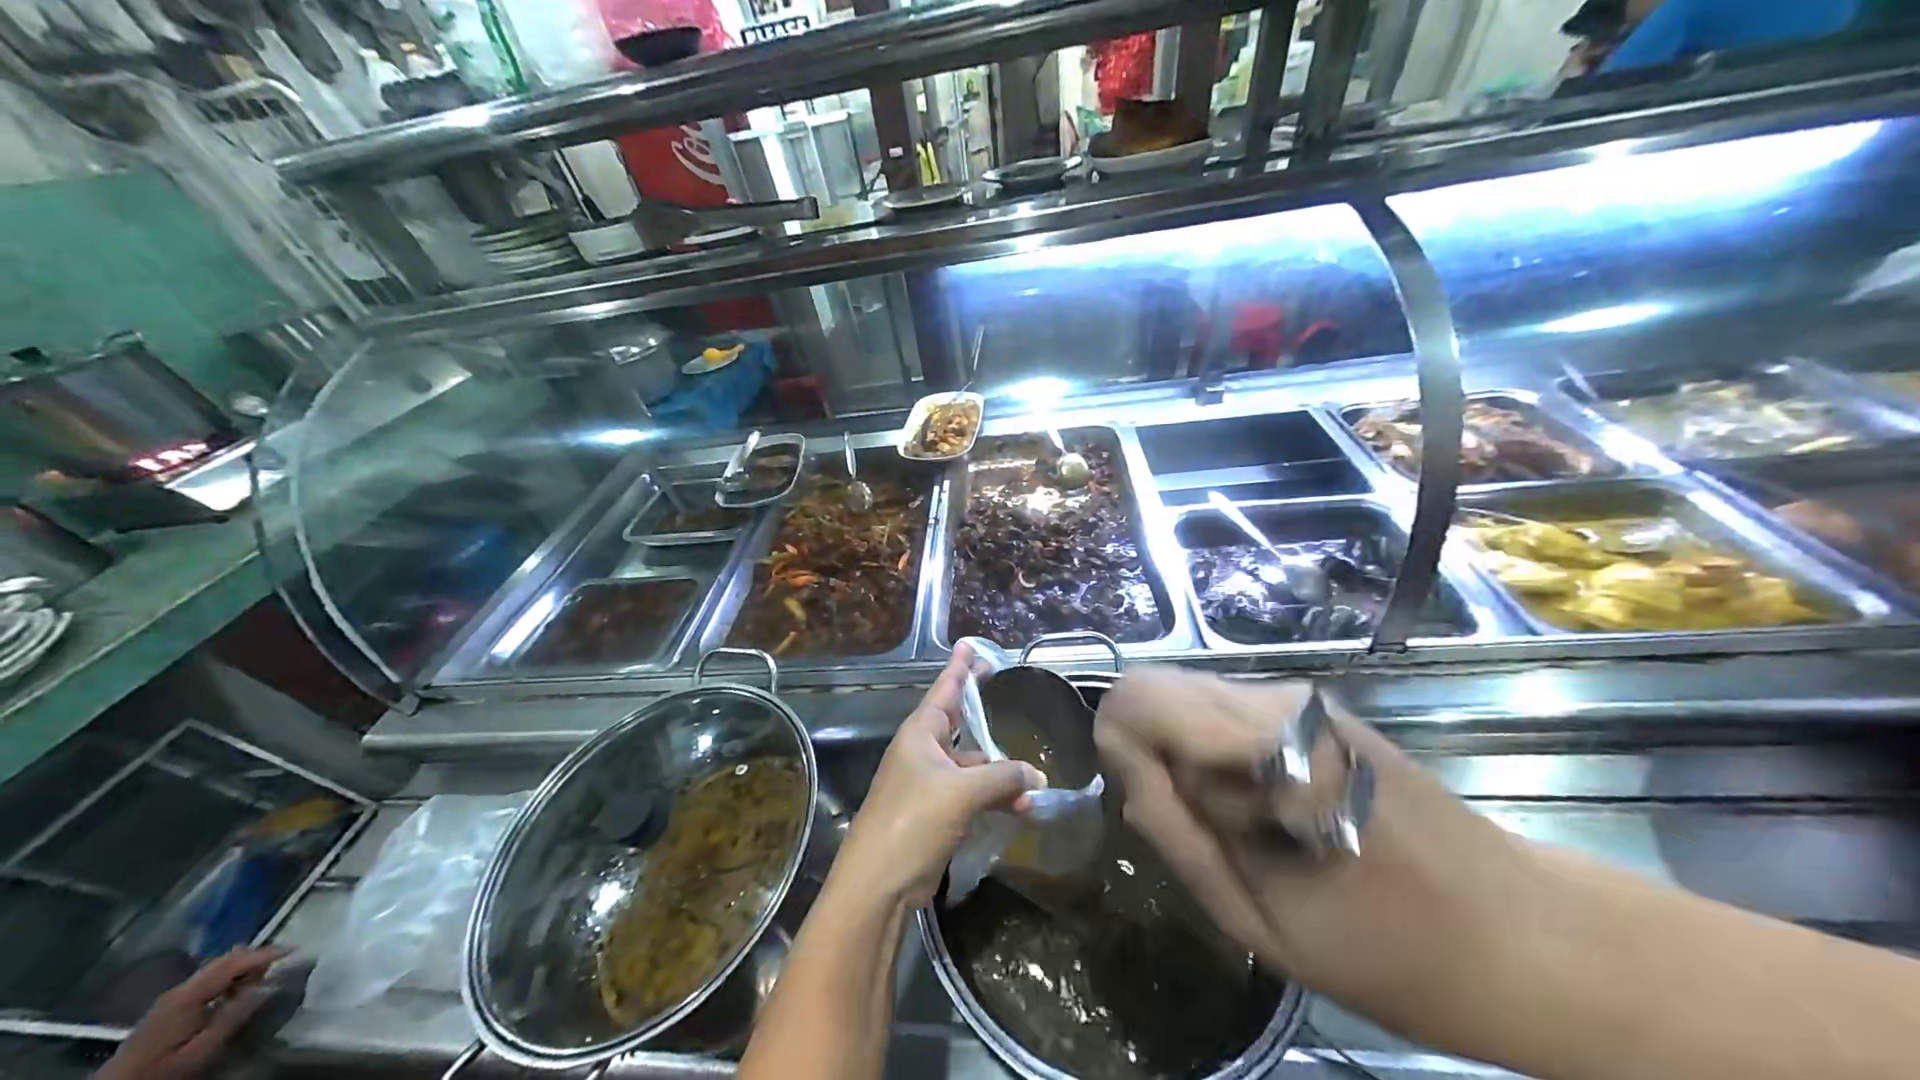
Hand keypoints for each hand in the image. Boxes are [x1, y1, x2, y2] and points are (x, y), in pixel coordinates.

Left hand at [97, 947, 287, 1079]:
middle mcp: (180, 989)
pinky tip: (239, 990)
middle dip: (257, 956)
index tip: (296, 951)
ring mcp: (173, 997)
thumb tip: (268, 985)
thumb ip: (234, 1015)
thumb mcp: (202, 1049)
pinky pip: (209, 980)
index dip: (267, 954)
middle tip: (285, 962)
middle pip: (225, 959)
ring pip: (218, 968)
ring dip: (245, 966)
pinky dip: (231, 977)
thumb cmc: (162, 1072)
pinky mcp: (170, 1006)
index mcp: (188, 995)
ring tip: (267, 975)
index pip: (234, 962)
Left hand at [833, 645, 1045, 907]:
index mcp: (919, 735)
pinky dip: (993, 799)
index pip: (944, 690)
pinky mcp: (933, 815)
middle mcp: (921, 754)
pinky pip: (970, 795)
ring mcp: (926, 785)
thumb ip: (1003, 777)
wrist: (878, 884)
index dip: (959, 667)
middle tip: (1008, 690)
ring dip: (1000, 773)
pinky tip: (1019, 809)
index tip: (970, 644)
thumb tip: (1037, 777)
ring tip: (1033, 785)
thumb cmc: (913, 822)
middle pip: (960, 726)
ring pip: (971, 767)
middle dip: (986, 716)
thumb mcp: (962, 792)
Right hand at [1094, 668, 1536, 1015]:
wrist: (1523, 935)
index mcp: (1268, 753)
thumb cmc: (1388, 951)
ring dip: (1183, 751)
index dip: (1124, 752)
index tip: (1158, 810)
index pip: (1136, 700)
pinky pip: (1225, 709)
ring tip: (1236, 820)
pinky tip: (1265, 805)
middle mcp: (1280, 703)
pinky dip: (1216, 749)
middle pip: (1154, 686)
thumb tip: (1125, 772)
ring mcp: (1303, 699)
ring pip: (1186, 694)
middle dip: (1149, 749)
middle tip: (1190, 819)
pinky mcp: (1318, 707)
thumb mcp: (1257, 922)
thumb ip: (1179, 833)